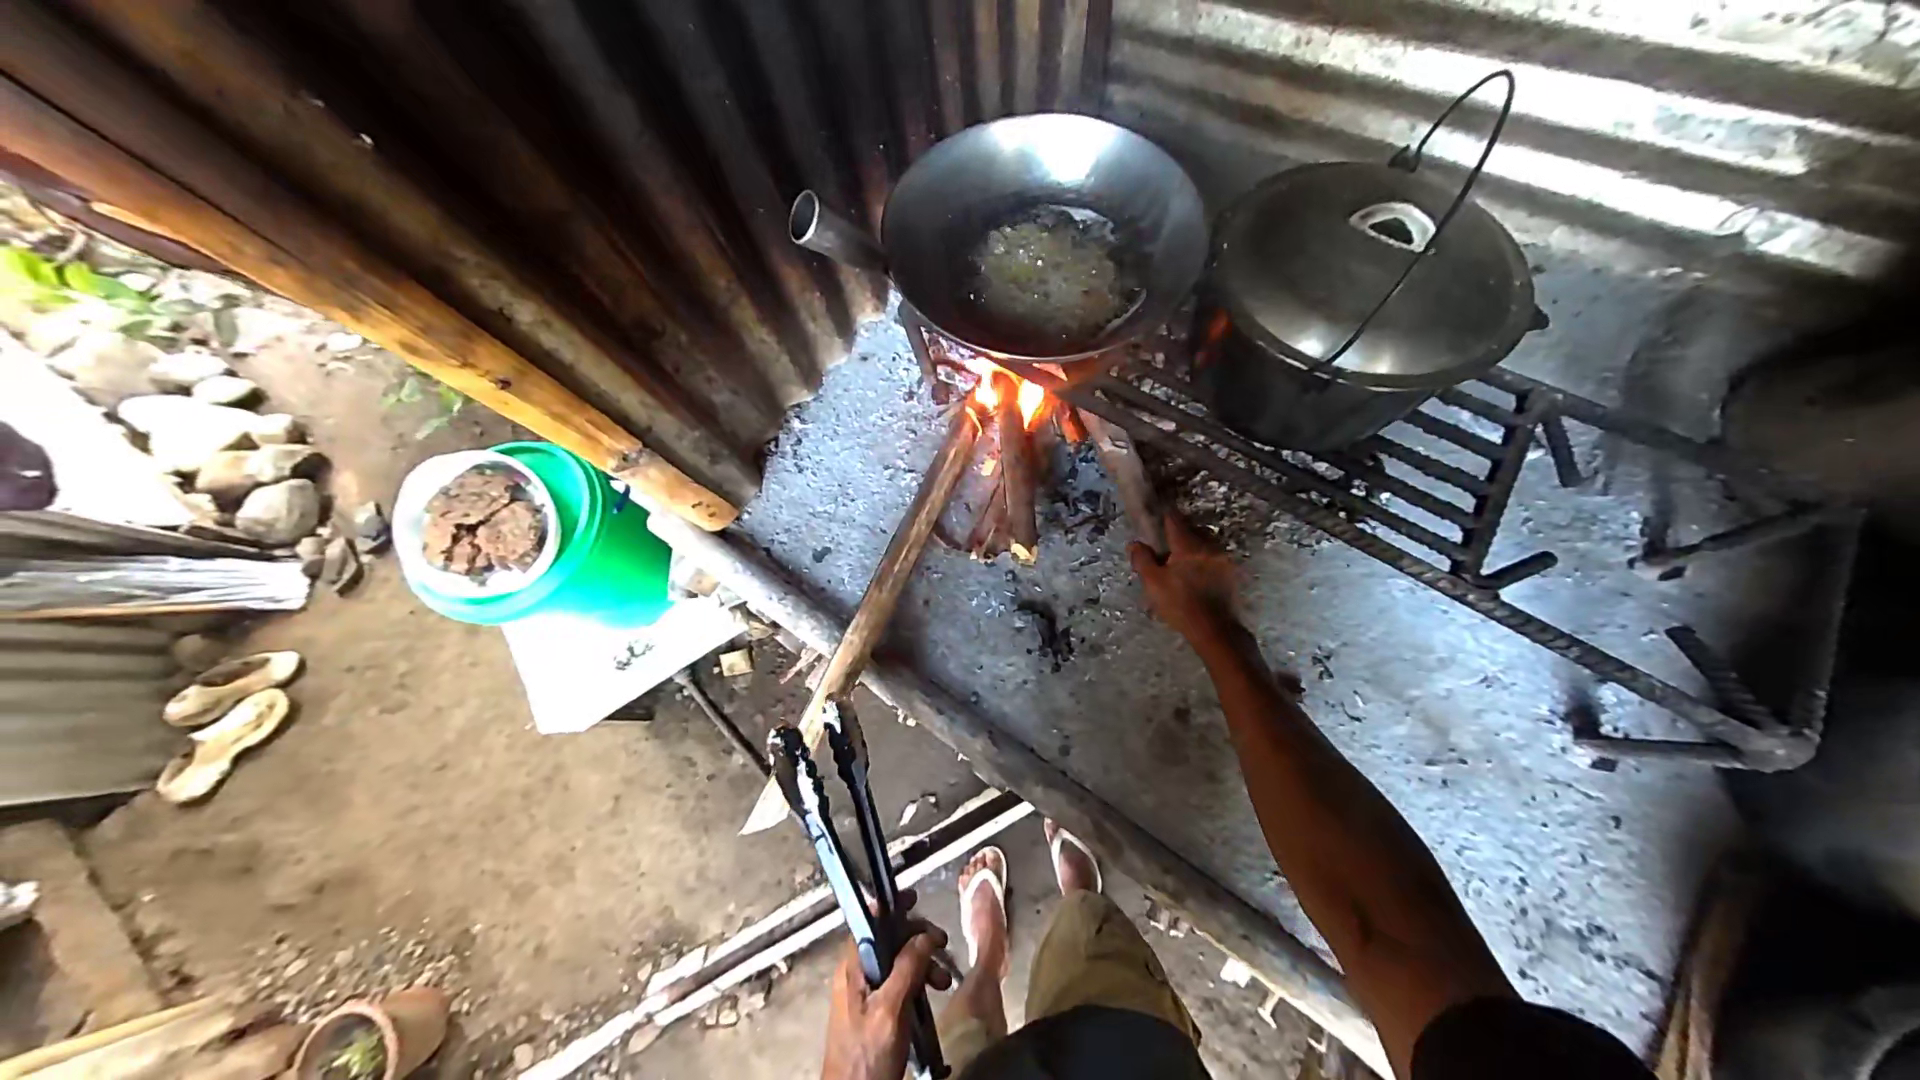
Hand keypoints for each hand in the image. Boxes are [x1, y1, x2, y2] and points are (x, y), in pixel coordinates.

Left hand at [820, 904, 951, 1079]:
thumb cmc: (867, 1056)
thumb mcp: (890, 1010)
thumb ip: (906, 968)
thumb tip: (924, 934)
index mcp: (854, 966)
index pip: (869, 921)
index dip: (890, 906)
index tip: (914, 899)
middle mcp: (858, 973)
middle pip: (889, 938)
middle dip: (917, 938)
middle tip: (943, 944)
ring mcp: (867, 993)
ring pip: (898, 961)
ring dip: (923, 963)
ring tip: (944, 981)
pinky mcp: (877, 1010)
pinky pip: (900, 983)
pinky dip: (919, 982)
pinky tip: (934, 992)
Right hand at [1129, 511, 1239, 644]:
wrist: (1216, 630)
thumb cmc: (1181, 605)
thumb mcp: (1154, 583)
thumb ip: (1143, 559)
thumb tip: (1135, 543)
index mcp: (1188, 544)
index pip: (1174, 519)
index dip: (1163, 516)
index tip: (1155, 517)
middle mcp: (1209, 545)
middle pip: (1192, 529)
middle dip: (1178, 534)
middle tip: (1165, 547)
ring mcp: (1224, 559)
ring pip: (1205, 543)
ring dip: (1192, 547)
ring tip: (1180, 564)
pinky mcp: (1231, 573)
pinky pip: (1214, 557)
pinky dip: (1203, 560)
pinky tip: (1195, 576)